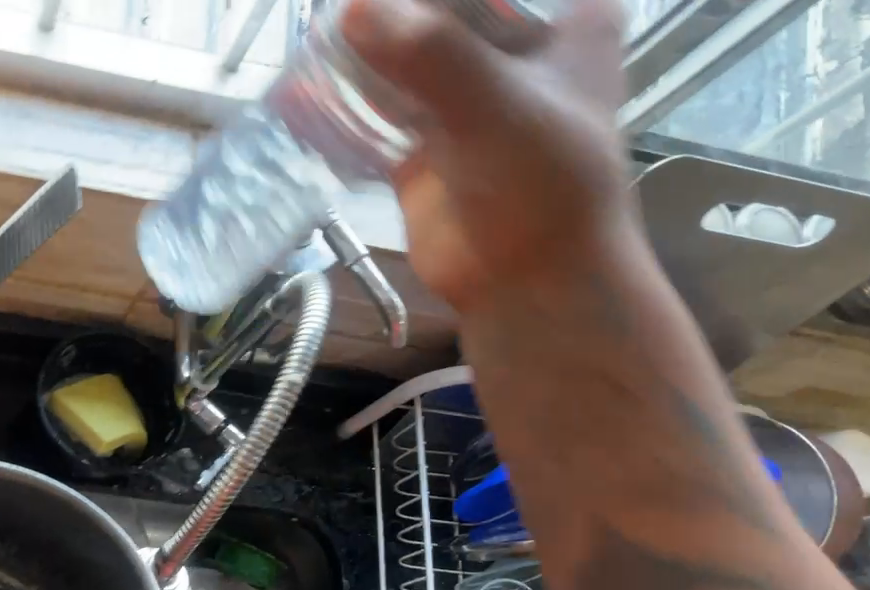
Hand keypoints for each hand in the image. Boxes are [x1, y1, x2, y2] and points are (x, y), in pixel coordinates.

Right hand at [341, 0, 636, 311]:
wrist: (525, 281)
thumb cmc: (542, 184)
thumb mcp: (495, 104)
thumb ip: (430, 54)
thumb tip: (354, 9)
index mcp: (564, 23)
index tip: (371, 1)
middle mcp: (514, 59)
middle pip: (441, 17)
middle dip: (390, 16)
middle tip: (340, 12)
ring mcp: (464, 108)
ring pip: (404, 67)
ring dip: (359, 59)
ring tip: (311, 41)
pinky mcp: (423, 153)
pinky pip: (377, 120)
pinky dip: (343, 111)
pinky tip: (305, 98)